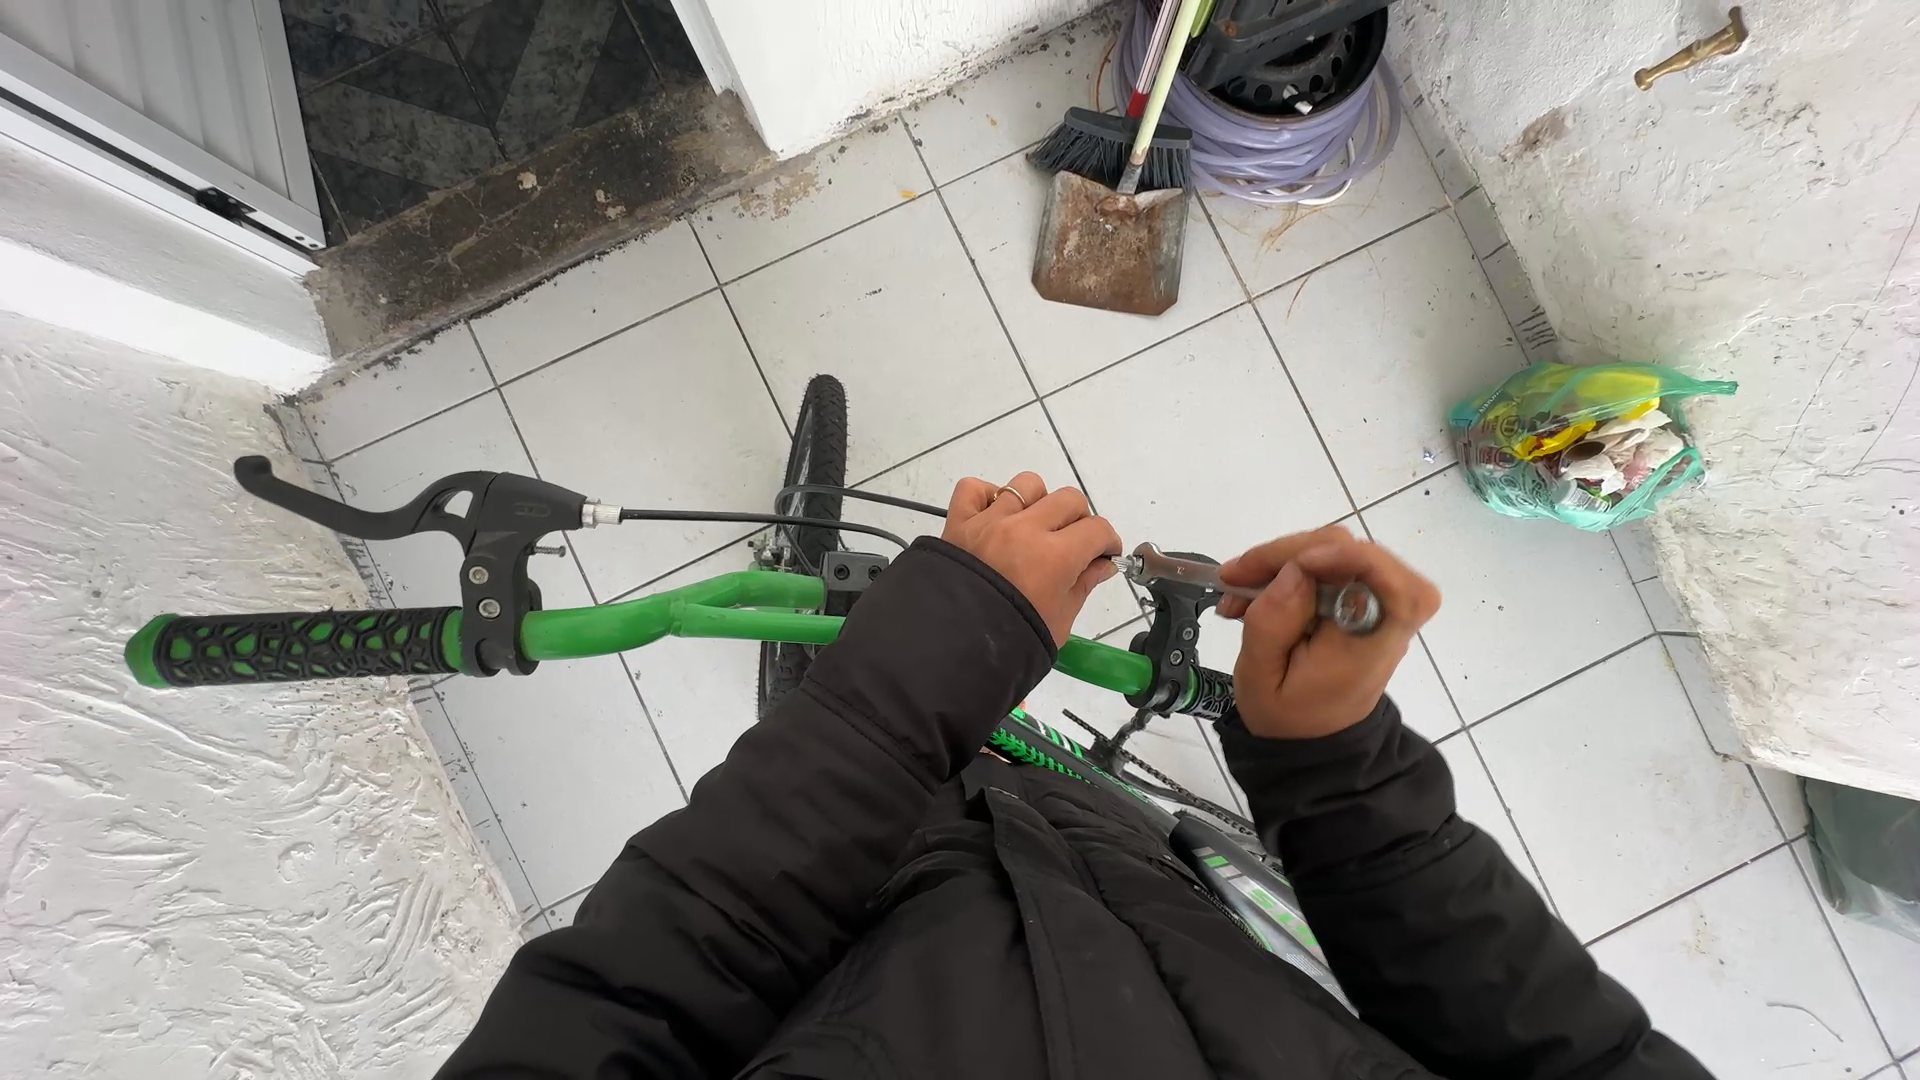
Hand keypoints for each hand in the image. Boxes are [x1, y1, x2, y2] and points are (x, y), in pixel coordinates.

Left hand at [942, 472, 1122, 646]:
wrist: (954, 646)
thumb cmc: (1014, 639)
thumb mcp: (1060, 619)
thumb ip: (1084, 584)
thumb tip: (1103, 564)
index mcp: (1054, 556)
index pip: (1097, 529)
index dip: (1107, 541)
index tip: (1104, 554)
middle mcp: (1023, 530)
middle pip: (1068, 499)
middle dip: (1079, 519)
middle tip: (1072, 543)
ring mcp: (989, 522)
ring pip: (1026, 485)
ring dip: (1038, 502)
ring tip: (1032, 526)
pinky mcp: (958, 523)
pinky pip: (972, 488)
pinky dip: (986, 496)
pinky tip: (994, 516)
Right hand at [1215, 525, 1440, 739]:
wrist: (1312, 738)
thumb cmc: (1286, 717)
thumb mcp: (1260, 681)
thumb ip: (1272, 626)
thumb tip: (1291, 571)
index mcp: (1367, 645)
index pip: (1388, 584)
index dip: (1348, 558)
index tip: (1293, 566)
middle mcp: (1382, 618)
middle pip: (1352, 552)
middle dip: (1287, 553)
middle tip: (1234, 577)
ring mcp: (1373, 604)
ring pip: (1334, 550)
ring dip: (1279, 560)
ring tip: (1236, 590)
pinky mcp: (1357, 598)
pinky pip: (1326, 563)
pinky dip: (1285, 568)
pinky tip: (1251, 592)